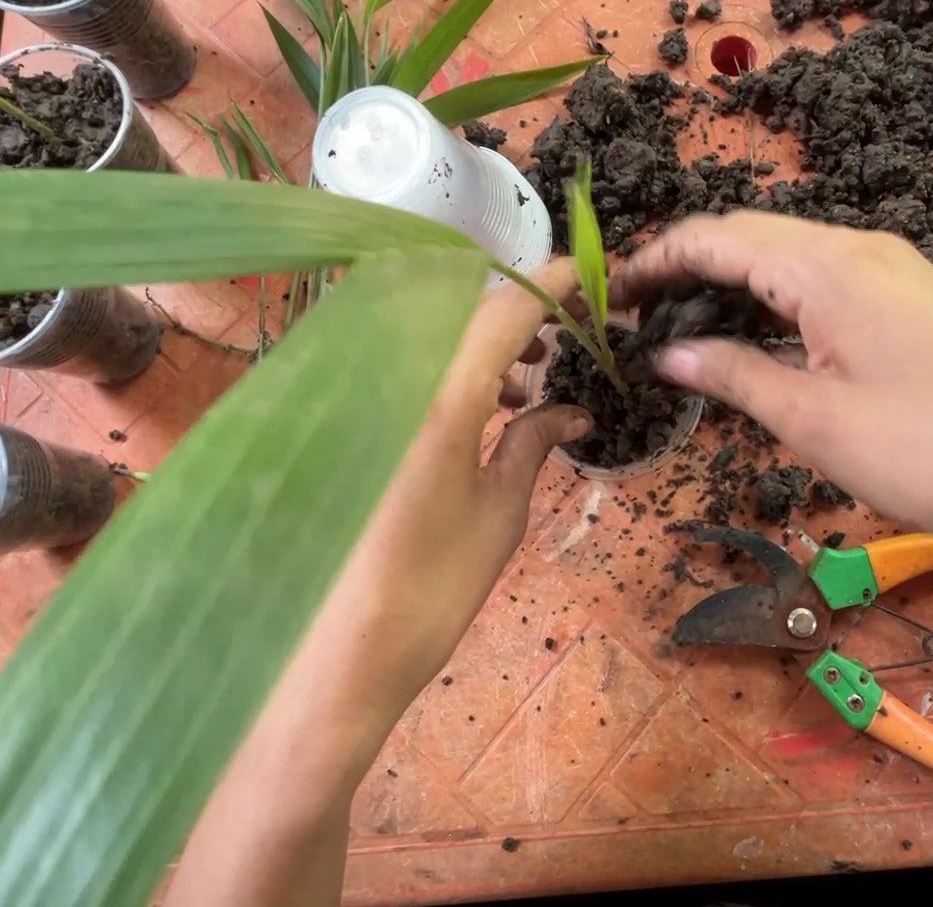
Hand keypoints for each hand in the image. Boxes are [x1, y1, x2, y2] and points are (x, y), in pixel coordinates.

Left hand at [318, 258, 589, 703]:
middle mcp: (394, 381)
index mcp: (441, 399)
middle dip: (521, 312)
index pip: (502, 311)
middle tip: (568, 331)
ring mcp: (361, 398)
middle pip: (463, 311)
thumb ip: (533, 444)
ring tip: (532, 376)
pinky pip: (408, 366)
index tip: (592, 278)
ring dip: (486, 342)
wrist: (340, 654)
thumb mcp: (499, 513)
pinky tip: (485, 405)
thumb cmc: (432, 589)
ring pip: (433, 336)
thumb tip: (574, 411)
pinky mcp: (347, 421)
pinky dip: (452, 370)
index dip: (552, 286)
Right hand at [613, 212, 932, 564]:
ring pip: (783, 264)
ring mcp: (890, 274)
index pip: (714, 237)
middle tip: (637, 322)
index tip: (609, 294)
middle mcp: (857, 250)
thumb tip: (668, 354)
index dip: (654, 260)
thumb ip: (735, 376)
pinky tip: (752, 347)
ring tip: (680, 338)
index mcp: (826, 264)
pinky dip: (771, 309)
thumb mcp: (816, 420)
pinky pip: (819, 288)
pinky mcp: (909, 304)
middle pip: (747, 240)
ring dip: (727, 292)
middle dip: (684, 271)